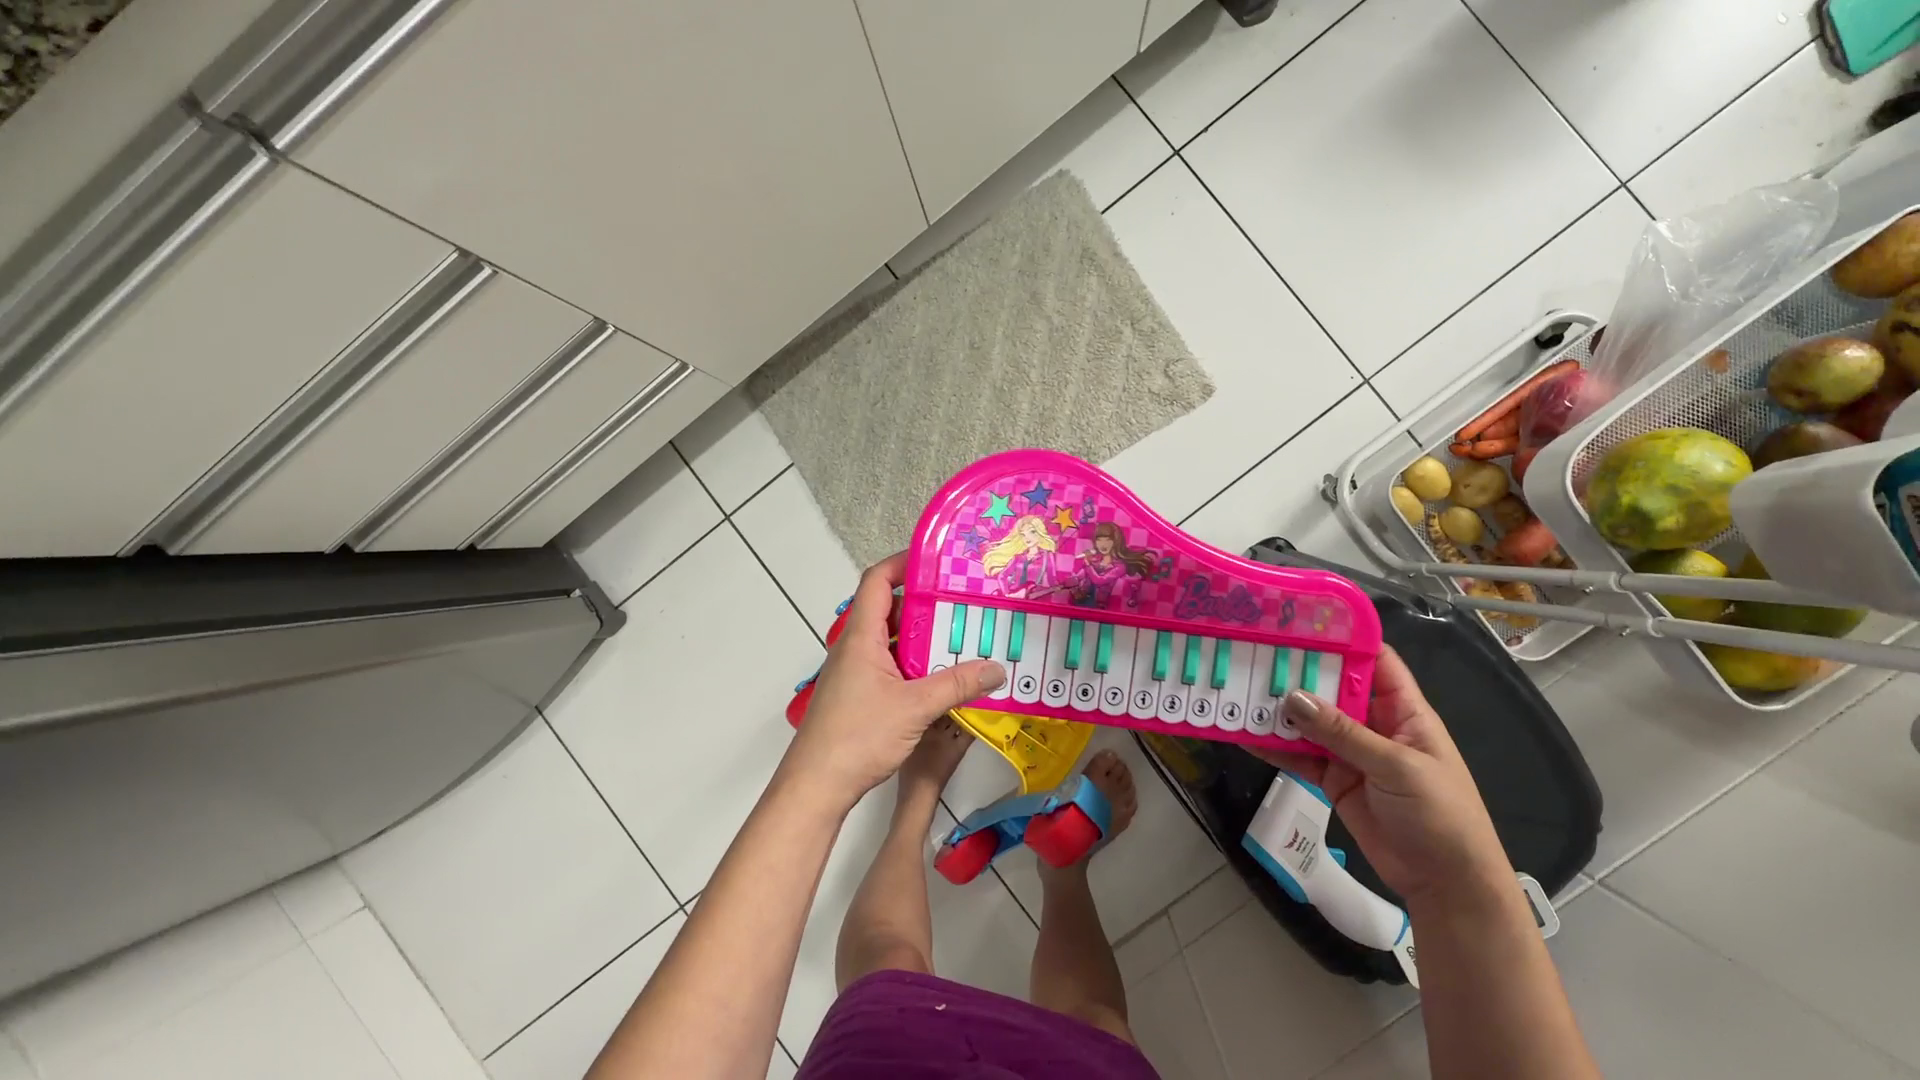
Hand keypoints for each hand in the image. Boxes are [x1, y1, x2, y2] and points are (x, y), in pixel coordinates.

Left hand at [784, 553, 1003, 805]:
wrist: (817, 785)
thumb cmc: (856, 737)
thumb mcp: (915, 708)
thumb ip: (957, 685)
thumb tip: (997, 668)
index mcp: (861, 637)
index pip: (877, 581)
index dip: (904, 564)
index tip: (938, 562)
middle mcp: (855, 648)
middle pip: (890, 610)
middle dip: (927, 604)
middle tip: (966, 604)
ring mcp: (856, 673)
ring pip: (893, 642)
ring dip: (924, 639)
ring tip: (964, 639)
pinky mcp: (860, 697)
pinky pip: (893, 668)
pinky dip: (917, 666)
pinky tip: (945, 680)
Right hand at [1253, 647, 1511, 908]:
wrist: (1445, 883)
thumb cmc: (1440, 815)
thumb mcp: (1397, 767)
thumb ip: (1343, 733)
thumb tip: (1293, 698)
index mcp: (1404, 711)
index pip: (1375, 661)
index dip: (1343, 640)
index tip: (1301, 623)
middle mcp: (1375, 725)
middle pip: (1333, 688)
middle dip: (1298, 673)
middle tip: (1255, 654)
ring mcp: (1352, 753)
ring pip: (1310, 722)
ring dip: (1279, 711)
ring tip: (1239, 691)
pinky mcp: (1333, 780)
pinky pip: (1299, 757)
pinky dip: (1274, 748)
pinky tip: (1245, 736)